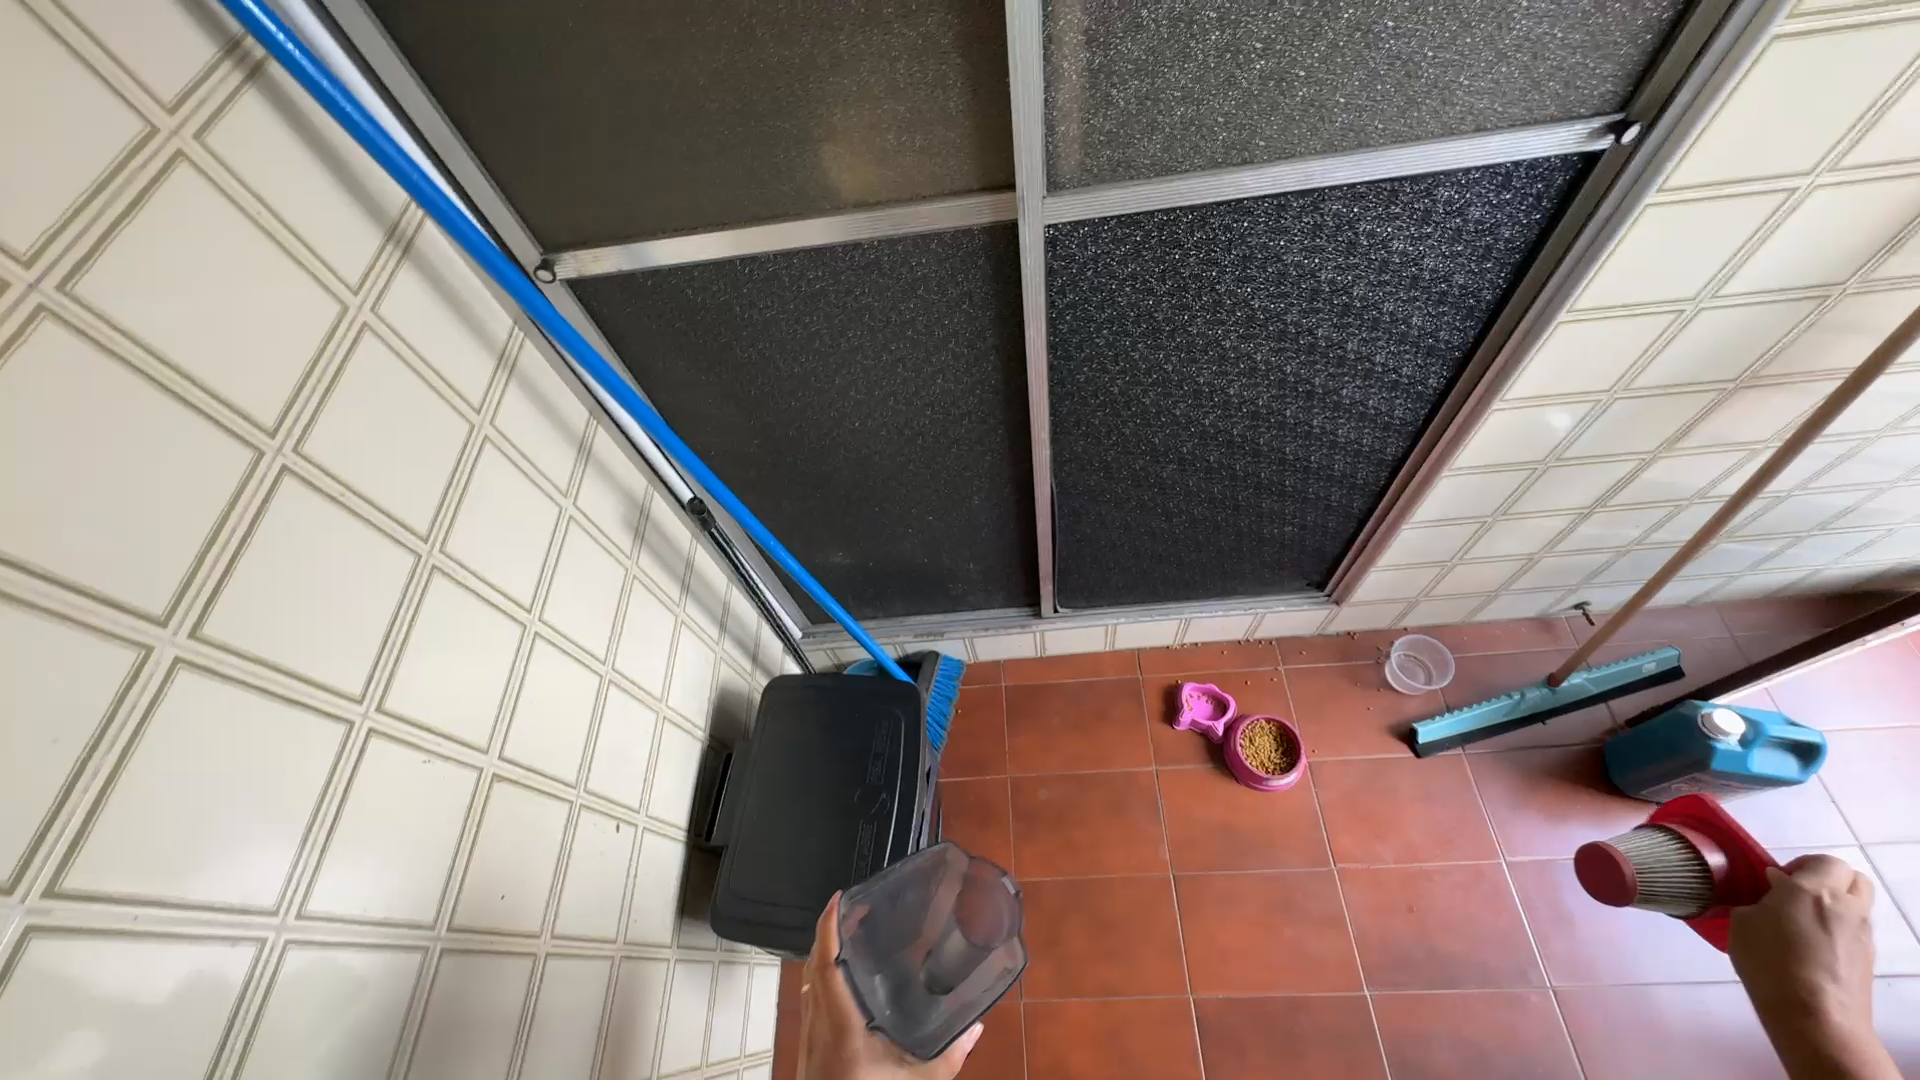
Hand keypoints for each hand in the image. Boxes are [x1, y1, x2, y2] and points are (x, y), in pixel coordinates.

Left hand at [798, 891, 983, 1079]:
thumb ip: (949, 1056)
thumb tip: (977, 1027)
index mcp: (839, 1027)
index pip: (825, 965)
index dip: (828, 928)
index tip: (839, 899)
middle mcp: (817, 1027)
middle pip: (813, 966)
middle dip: (830, 931)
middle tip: (855, 907)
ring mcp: (808, 1039)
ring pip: (808, 983)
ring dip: (825, 954)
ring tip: (851, 934)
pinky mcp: (808, 1051)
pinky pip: (810, 1001)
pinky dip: (823, 978)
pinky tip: (845, 979)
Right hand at [1729, 854, 1895, 1079]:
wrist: (1814, 1015)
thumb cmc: (1768, 960)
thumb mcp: (1743, 920)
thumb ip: (1762, 901)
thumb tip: (1776, 897)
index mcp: (1813, 890)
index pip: (1826, 861)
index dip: (1802, 864)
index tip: (1776, 879)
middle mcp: (1846, 907)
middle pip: (1854, 878)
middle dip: (1827, 878)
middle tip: (1794, 891)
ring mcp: (1863, 935)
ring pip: (1857, 904)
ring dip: (1833, 903)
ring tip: (1798, 920)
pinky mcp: (1868, 958)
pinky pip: (1854, 928)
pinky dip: (1835, 927)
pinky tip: (1808, 945)